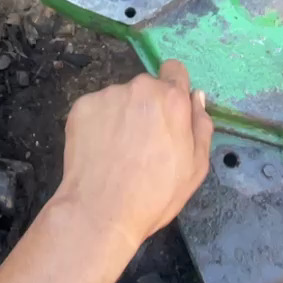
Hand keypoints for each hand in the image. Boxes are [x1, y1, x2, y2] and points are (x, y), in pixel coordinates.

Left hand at [48, 60, 213, 246]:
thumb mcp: (196, 167)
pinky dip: (98, 124)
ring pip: (119, 99)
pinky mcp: (82, 106)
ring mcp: (108, 95)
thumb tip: (196, 96)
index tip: (168, 112)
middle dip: (147, 107)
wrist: (101, 211)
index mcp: (172, 98)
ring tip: (117, 151)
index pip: (175, 70)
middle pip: (147, 88)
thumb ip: (200, 126)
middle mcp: (140, 88)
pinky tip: (98, 151)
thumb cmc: (155, 194)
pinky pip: (96, 109)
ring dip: (121, 116)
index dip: (174, 89)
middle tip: (142, 143)